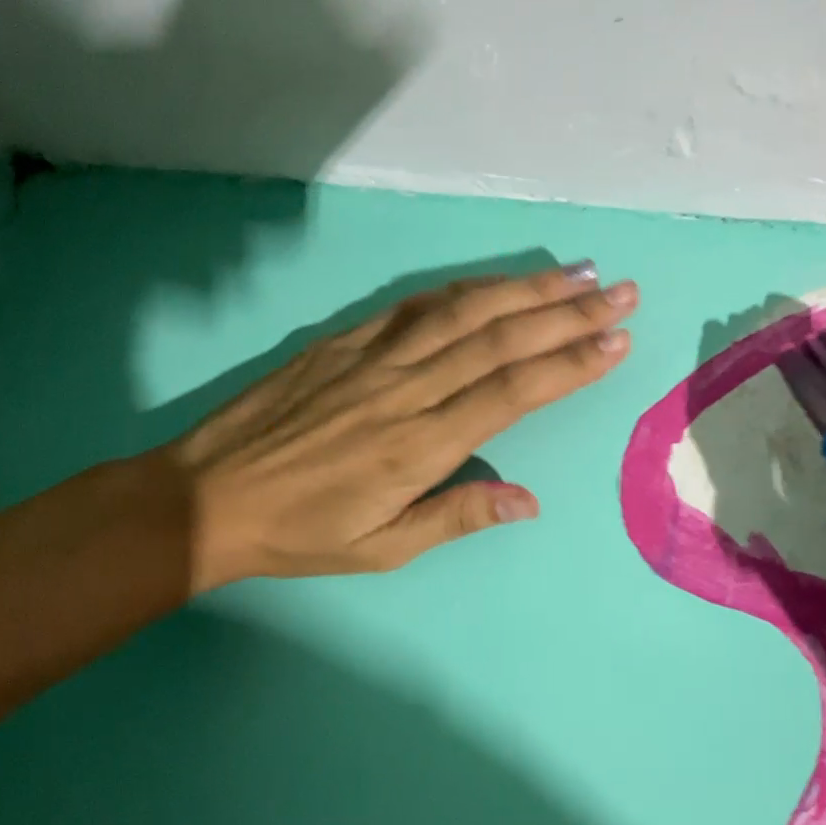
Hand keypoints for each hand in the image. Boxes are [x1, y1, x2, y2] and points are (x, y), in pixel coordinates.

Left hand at [164, 264, 636, 591]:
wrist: (204, 497)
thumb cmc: (301, 534)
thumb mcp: (382, 548)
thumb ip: (457, 517)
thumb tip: (529, 501)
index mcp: (420, 445)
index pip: (511, 392)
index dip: (569, 363)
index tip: (616, 341)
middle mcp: (405, 390)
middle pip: (499, 340)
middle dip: (567, 313)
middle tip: (621, 293)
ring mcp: (371, 358)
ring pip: (462, 312)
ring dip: (525, 289)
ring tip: (578, 274)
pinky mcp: (343, 342)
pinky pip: (412, 307)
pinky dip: (463, 290)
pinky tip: (495, 283)